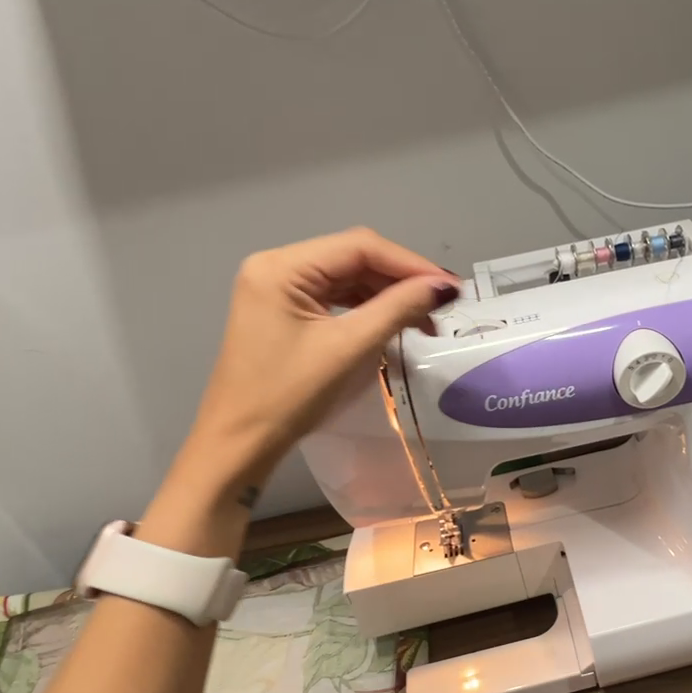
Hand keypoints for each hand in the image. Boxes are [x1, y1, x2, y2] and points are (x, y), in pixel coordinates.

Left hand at [179, 228, 455, 492]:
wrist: (239, 444)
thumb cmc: (289, 396)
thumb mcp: (349, 348)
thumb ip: (398, 308)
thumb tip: (445, 287)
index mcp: (282, 267)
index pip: (360, 247)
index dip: (411, 264)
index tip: (452, 288)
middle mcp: (276, 266)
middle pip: (354, 257)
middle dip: (402, 278)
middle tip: (444, 303)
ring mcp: (278, 288)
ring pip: (348, 276)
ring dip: (389, 293)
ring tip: (426, 317)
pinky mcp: (284, 310)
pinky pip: (336, 296)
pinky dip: (369, 306)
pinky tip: (395, 320)